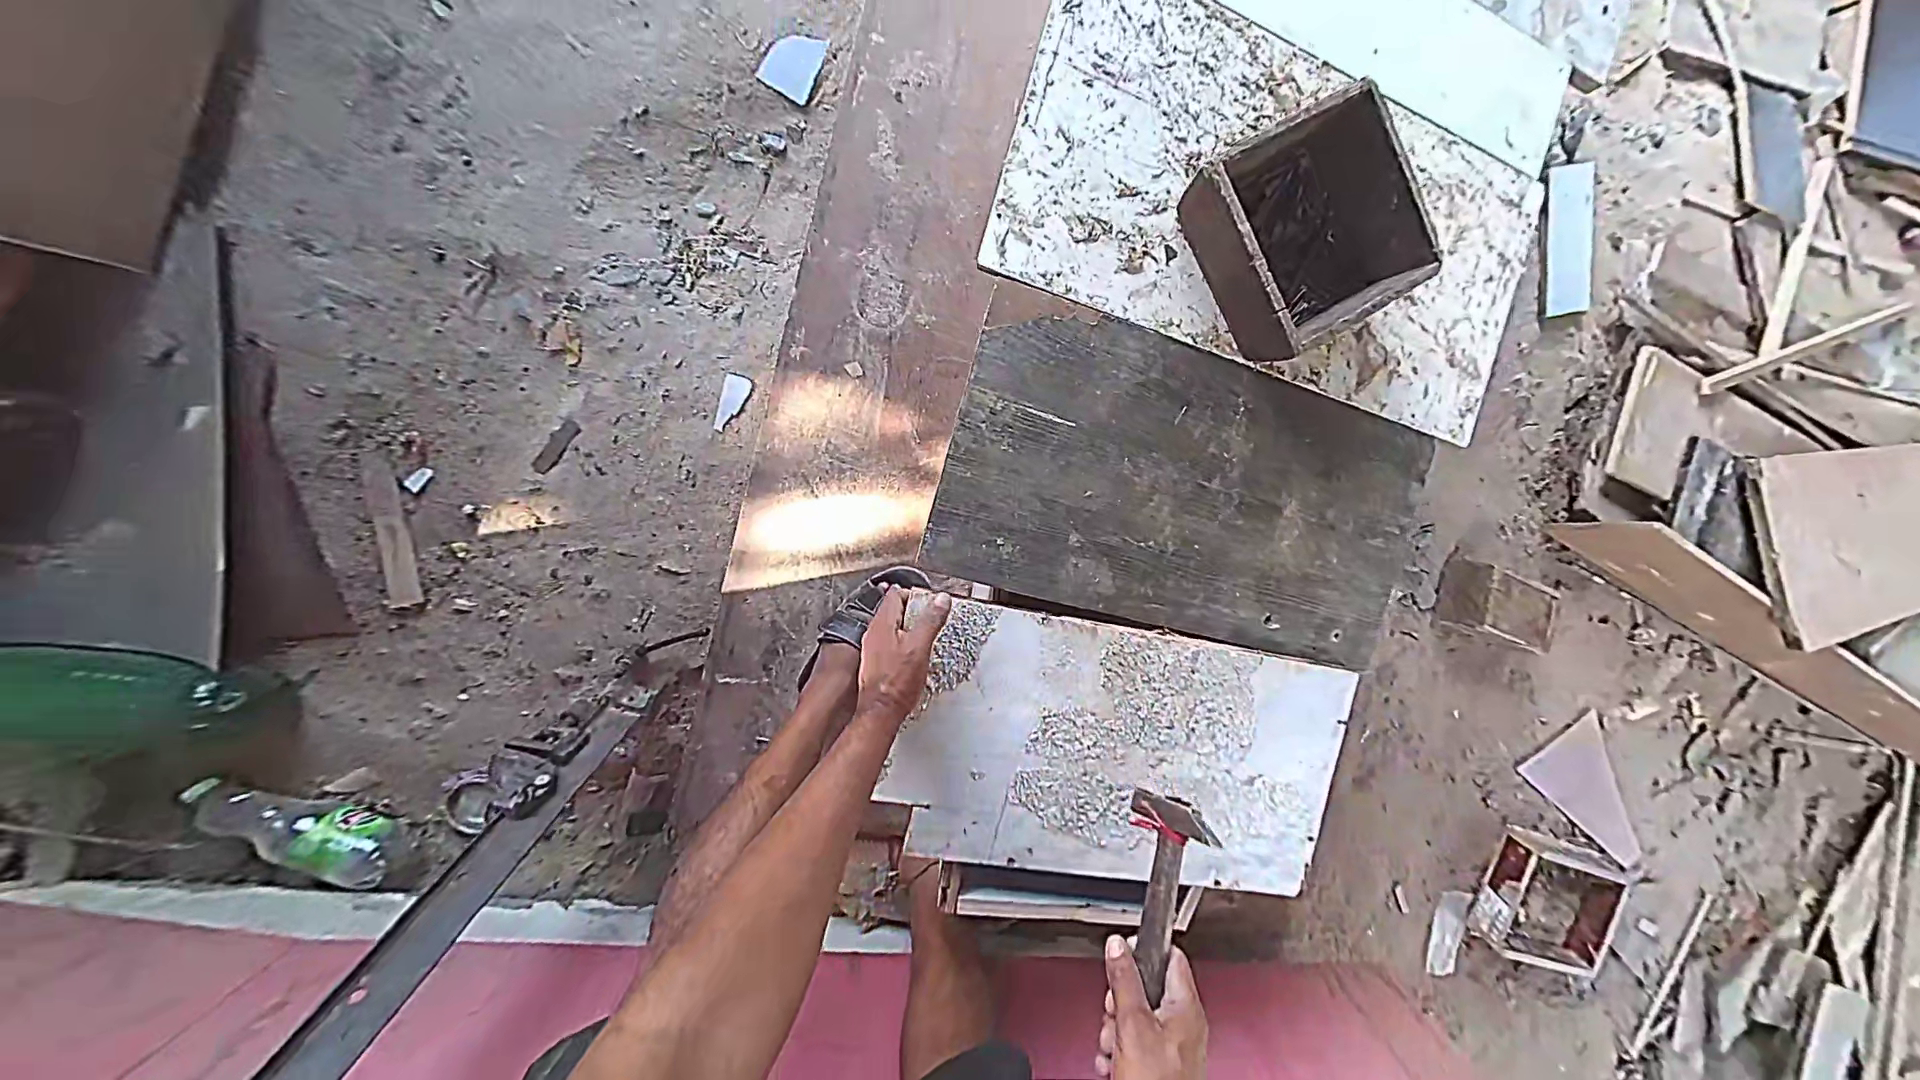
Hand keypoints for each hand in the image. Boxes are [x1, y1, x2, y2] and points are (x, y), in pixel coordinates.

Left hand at [855, 586, 949, 724]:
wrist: (882, 711)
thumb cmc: (897, 683)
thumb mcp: (920, 646)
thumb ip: (930, 620)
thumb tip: (941, 600)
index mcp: (882, 624)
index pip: (896, 594)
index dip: (915, 594)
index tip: (930, 602)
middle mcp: (874, 633)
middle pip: (894, 610)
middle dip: (914, 611)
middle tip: (931, 620)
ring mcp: (873, 648)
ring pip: (893, 627)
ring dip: (910, 628)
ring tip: (926, 637)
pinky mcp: (877, 662)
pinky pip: (891, 643)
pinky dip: (905, 643)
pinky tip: (915, 655)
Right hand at [1097, 936, 1206, 1079]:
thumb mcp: (1132, 1023)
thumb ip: (1124, 980)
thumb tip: (1118, 945)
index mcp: (1186, 1007)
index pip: (1171, 956)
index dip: (1144, 950)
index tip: (1123, 954)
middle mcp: (1186, 1024)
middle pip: (1149, 986)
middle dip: (1121, 997)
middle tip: (1113, 1011)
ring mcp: (1176, 1046)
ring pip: (1139, 1014)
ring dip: (1117, 1024)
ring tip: (1113, 1042)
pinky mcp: (1165, 1064)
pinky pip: (1138, 1039)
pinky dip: (1122, 1044)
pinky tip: (1114, 1058)